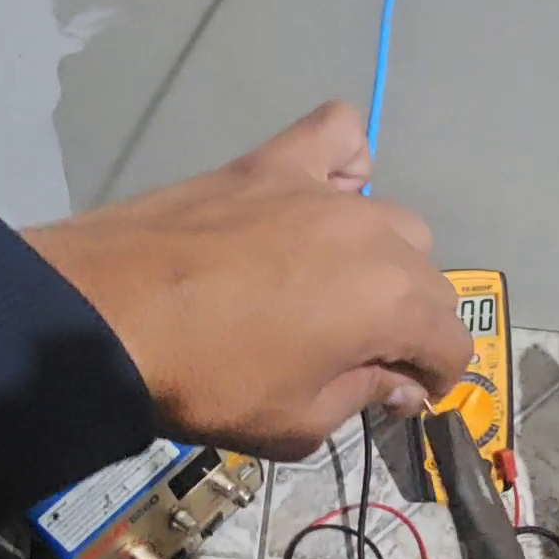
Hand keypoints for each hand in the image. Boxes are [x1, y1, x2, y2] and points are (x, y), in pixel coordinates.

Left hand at [23, 101, 471, 459]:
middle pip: (430, 282)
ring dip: (385, 261)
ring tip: (341, 287)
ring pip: (394, 219)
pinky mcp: (273, 163)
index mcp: (393, 304)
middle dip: (412, 326)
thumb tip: (401, 383)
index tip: (404, 397)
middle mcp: (376, 237)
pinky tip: (325, 195)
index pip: (453, 343)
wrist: (105, 320)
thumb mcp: (298, 423)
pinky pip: (337, 136)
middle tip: (363, 355)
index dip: (438, 379)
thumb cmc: (210, 383)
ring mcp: (325, 192)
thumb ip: (364, 397)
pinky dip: (345, 164)